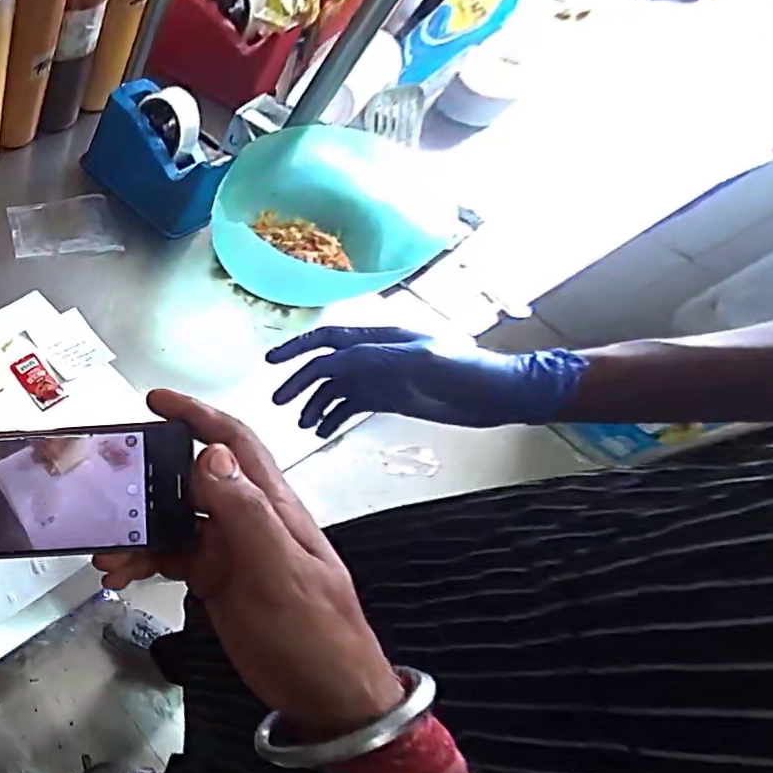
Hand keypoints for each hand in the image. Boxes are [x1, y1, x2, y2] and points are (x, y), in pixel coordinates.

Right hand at [94, 390, 398, 734]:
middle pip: (189, 481)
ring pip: (171, 523)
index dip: (197, 416)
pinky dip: (142, 561)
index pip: (232, 444)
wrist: (326, 695)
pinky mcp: (213, 576)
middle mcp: (246, 519)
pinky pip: (169, 556)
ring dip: (136, 533)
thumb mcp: (277, 573)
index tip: (156, 401)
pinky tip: (122, 575)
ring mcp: (228, 549)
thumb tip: (209, 456)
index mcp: (269, 507)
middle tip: (107, 487)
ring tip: (106, 555)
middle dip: (146, 481)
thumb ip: (245, 514)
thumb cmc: (312, 634)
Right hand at [267, 326, 588, 434]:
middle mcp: (372, 357)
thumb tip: (329, 361)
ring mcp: (377, 379)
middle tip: (279, 402)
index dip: (297, 349)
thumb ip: (372, 357)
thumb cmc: (465, 371)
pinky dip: (331, 419)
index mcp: (379, 340)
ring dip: (314, 406)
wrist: (501, 396)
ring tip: (304, 424)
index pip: (327, 340)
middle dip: (298, 383)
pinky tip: (324, 432)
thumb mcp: (418, 360)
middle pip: (323, 367)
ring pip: (332, 390)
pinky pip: (347, 407)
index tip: (271, 363)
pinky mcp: (384, 398)